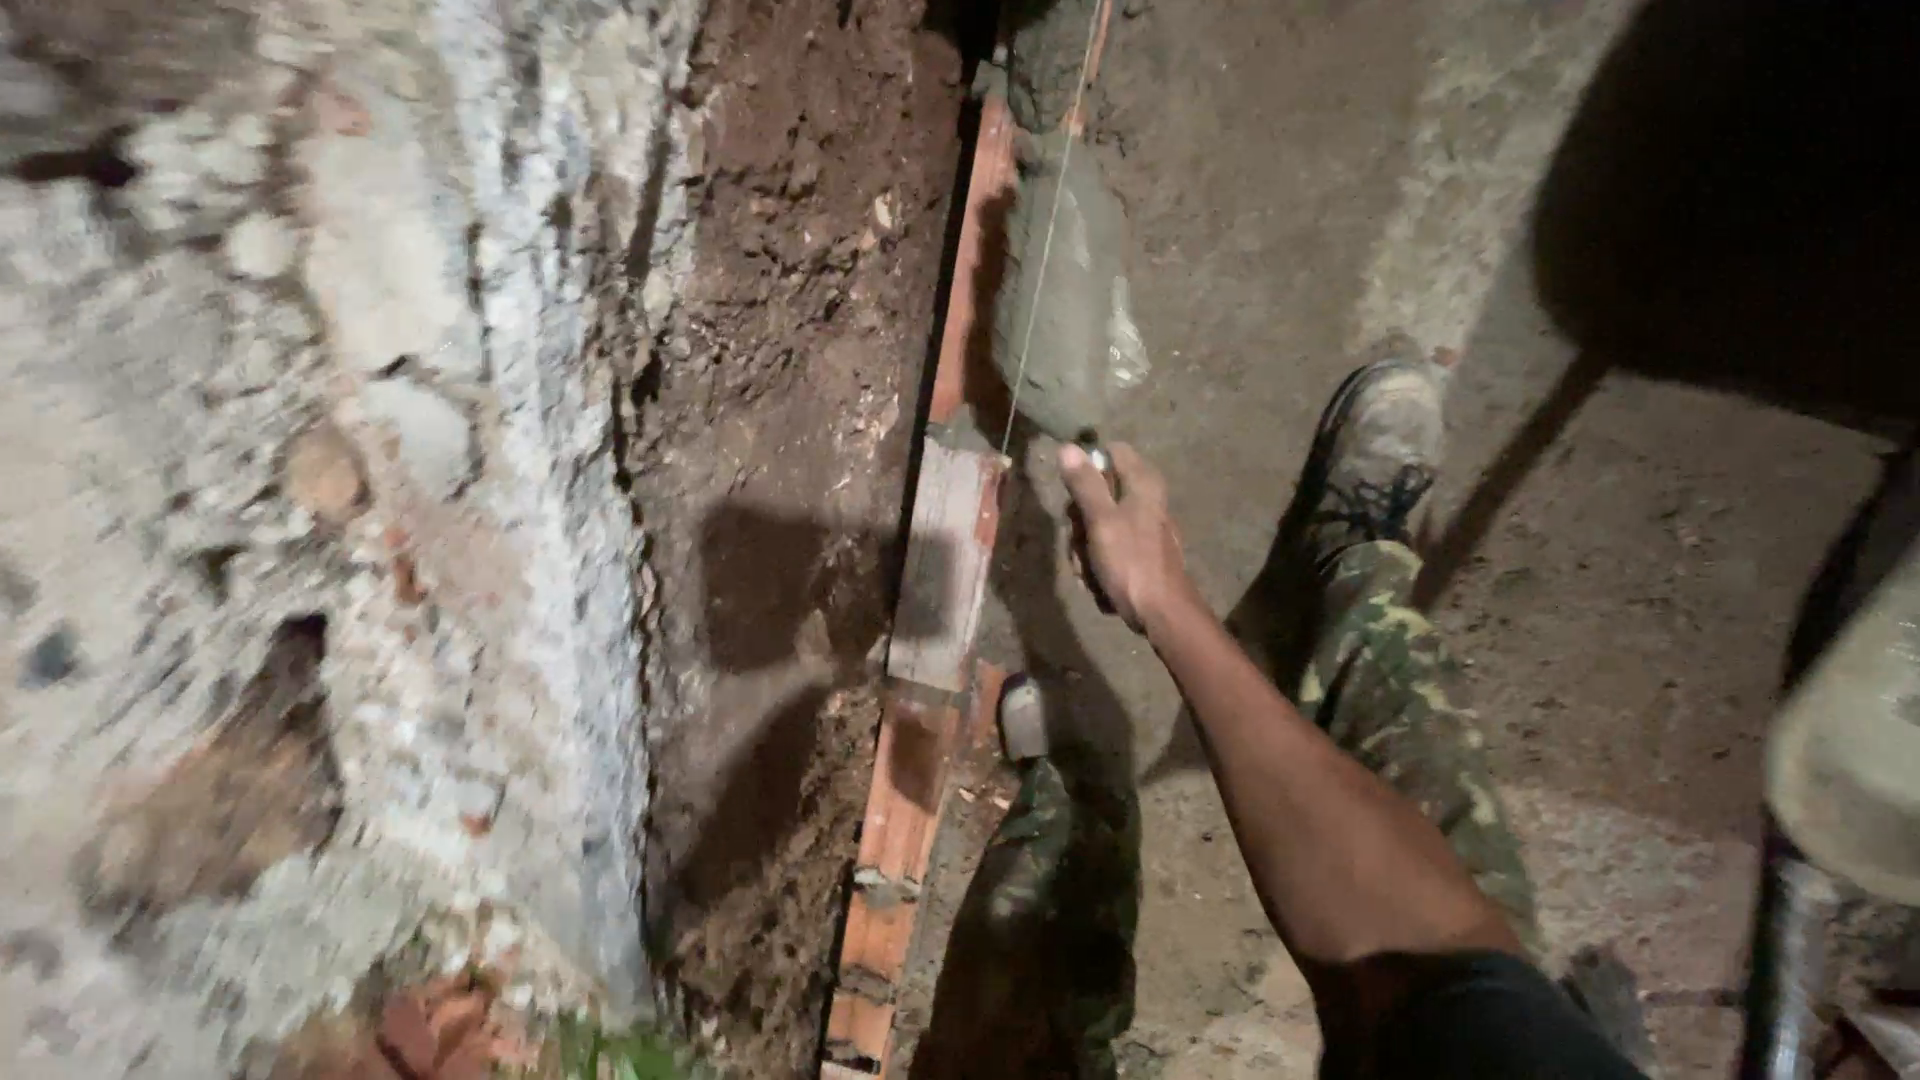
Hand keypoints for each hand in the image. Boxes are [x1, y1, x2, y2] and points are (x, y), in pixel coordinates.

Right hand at [1058, 442, 1198, 633]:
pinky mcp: (1139, 553)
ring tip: (1089, 569)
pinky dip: (1098, 563)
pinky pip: (1108, 548)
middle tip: (1080, 540)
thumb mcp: (1101, 520)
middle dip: (1080, 521)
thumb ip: (1084, 484)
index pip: (1112, 452)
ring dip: (1084, 548)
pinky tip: (1098, 580)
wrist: (1162, 613)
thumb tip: (1068, 447)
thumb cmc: (1131, 562)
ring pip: (1098, 525)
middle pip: (1098, 493)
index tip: (1073, 493)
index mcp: (1143, 483)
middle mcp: (1146, 499)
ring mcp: (1143, 528)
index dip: (1087, 467)